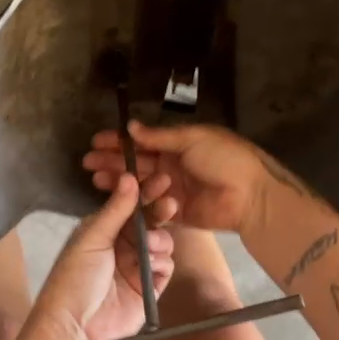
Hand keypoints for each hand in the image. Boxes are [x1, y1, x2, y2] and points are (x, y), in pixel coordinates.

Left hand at [19, 174, 174, 339]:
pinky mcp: (149, 288)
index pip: (129, 205)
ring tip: (149, 246)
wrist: (76, 326)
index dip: (145, 192)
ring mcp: (137, 266)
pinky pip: (165, 268)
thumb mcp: (92, 238)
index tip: (161, 180)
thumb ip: (115, 210)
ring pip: (161, 242)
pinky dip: (163, 262)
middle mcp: (121, 245)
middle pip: (149, 222)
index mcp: (104, 229)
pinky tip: (153, 265)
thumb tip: (129, 177)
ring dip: (159, 239)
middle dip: (159, 212)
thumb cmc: (75, 277)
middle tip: (170, 204)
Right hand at [82, 122, 282, 234]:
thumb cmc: (225, 159)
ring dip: (118, 179)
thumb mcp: (193, 139)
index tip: (97, 141)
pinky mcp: (175, 212)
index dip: (120, 141)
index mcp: (179, 145)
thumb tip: (131, 127)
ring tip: (94, 178)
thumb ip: (160, 136)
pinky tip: (115, 198)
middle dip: (112, 160)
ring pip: (139, 184)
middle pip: (137, 162)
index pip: (143, 141)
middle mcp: (173, 166)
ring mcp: (173, 190)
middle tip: (87, 162)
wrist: (251, 196)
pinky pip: (150, 206)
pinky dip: (133, 201)